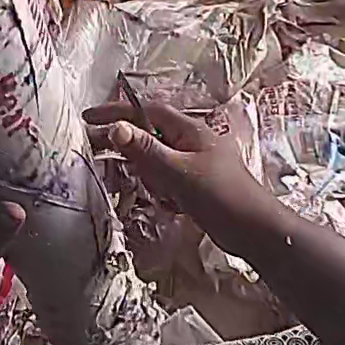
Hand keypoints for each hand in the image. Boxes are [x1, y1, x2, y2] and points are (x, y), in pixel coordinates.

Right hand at [87, 99, 344, 344]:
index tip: (88, 117)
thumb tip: (116, 128)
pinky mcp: (193, 183)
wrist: (257, 233)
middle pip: (147, 134)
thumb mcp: (177, 172)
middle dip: (127, 147)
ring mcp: (192, 162)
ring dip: (148, 174)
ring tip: (160, 193)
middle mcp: (190, 141)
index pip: (144, 111)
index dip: (115, 112)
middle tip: (97, 153)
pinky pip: (164, 178)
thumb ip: (145, 150)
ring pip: (154, 159)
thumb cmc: (221, 197)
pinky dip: (160, 188)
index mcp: (189, 130)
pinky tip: (170, 204)